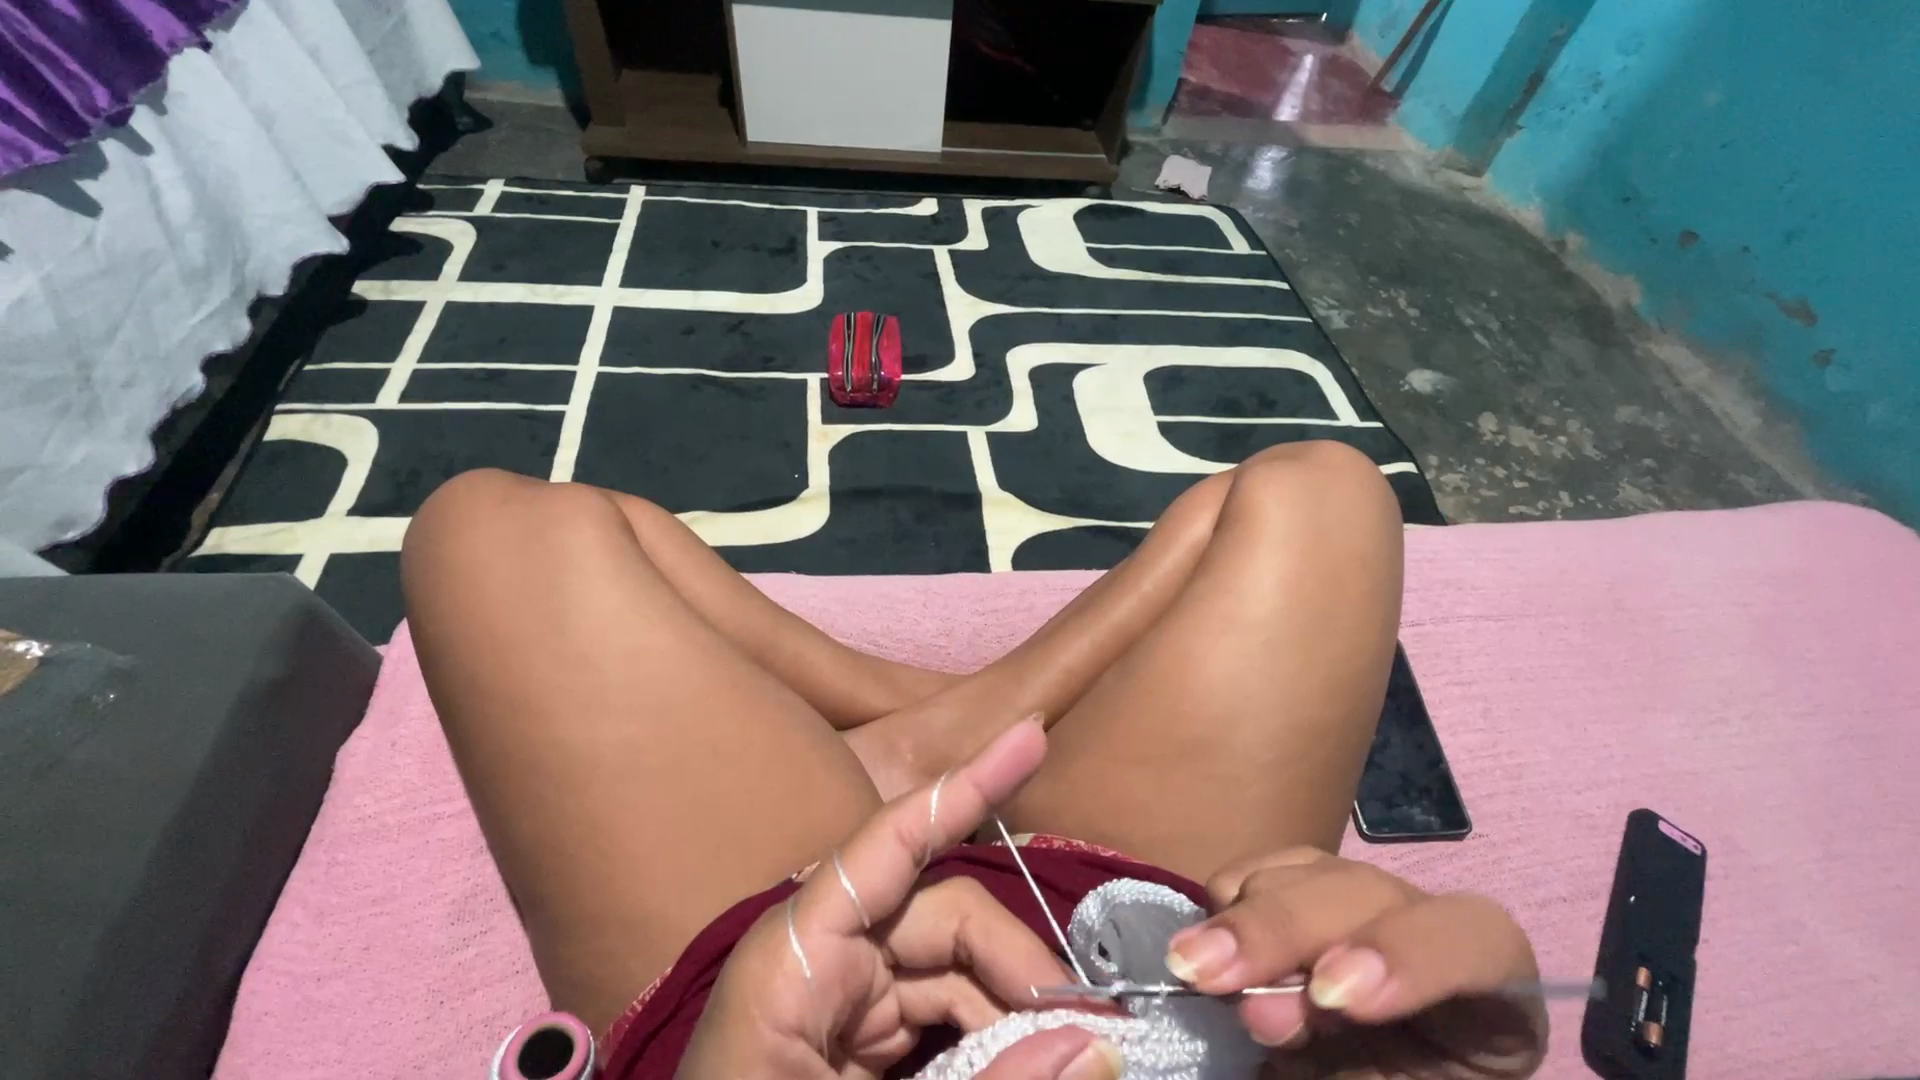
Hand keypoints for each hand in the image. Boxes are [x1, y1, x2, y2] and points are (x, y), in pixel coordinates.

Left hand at [679, 720, 1121, 1079]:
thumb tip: (1096, 1045)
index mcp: (797, 956)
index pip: (892, 840)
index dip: (967, 784)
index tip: (1031, 736)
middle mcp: (824, 953)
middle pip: (944, 915)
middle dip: (1020, 961)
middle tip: (1093, 1028)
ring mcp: (844, 995)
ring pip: (953, 967)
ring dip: (1014, 1006)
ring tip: (1071, 1051)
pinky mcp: (859, 1037)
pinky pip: (941, 1010)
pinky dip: (988, 1032)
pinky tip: (1024, 1057)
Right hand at [1166, 848, 1545, 1078]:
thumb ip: (1351, 1073)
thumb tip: (1267, 1013)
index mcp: (1492, 989)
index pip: (1475, 941)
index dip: (1407, 956)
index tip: (1333, 999)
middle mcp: (1420, 921)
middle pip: (1362, 894)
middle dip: (1283, 931)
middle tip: (1214, 978)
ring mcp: (1353, 894)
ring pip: (1299, 876)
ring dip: (1241, 923)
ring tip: (1196, 972)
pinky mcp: (1293, 885)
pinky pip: (1251, 871)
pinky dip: (1222, 905)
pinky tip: (1205, 948)